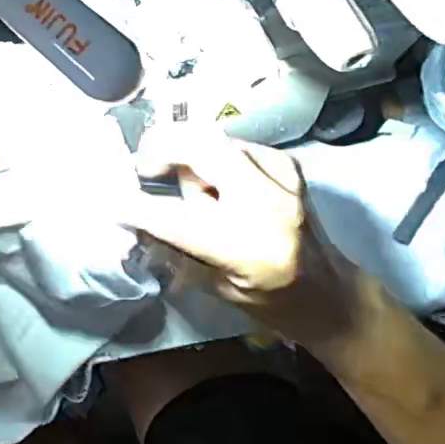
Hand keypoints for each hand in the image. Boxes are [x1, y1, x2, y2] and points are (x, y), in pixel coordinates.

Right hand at [123, 129, 396, 358]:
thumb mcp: (217, 288)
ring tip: (184, 179)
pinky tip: (214, 178)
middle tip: (143, 165)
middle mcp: (268, 204)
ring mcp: (282, 177)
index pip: (177, 219)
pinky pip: (233, 144)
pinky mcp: (286, 163)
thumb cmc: (274, 304)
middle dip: (162, 149)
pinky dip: (213, 155)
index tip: (111, 201)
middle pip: (201, 149)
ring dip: (188, 153)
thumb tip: (137, 220)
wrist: (333, 294)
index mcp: (250, 248)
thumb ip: (178, 249)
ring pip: (215, 139)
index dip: (138, 208)